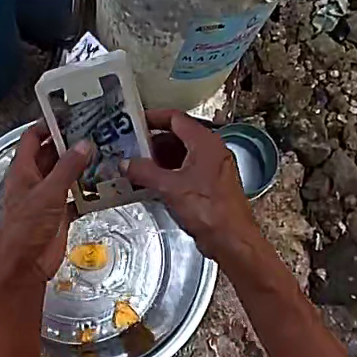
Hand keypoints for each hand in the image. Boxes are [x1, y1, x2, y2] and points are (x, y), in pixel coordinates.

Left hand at [0, 123, 91, 288]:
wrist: (23, 266)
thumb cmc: (24, 229)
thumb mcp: (48, 192)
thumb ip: (67, 168)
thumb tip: (83, 145)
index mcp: (22, 171)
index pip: (33, 138)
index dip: (48, 125)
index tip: (70, 116)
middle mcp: (33, 182)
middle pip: (52, 155)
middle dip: (71, 145)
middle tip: (95, 133)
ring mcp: (46, 199)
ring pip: (65, 176)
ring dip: (82, 168)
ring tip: (104, 155)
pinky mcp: (58, 216)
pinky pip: (75, 199)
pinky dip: (87, 193)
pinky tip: (103, 187)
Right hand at [125, 110, 266, 265]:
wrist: (231, 239)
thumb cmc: (207, 210)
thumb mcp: (169, 187)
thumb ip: (144, 171)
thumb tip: (125, 163)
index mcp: (205, 143)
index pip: (176, 119)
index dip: (153, 117)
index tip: (133, 120)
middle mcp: (211, 150)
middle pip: (177, 136)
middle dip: (152, 142)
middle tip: (129, 147)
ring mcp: (211, 168)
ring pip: (180, 154)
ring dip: (158, 159)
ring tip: (135, 166)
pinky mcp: (209, 185)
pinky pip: (185, 170)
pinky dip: (168, 172)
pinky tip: (150, 183)